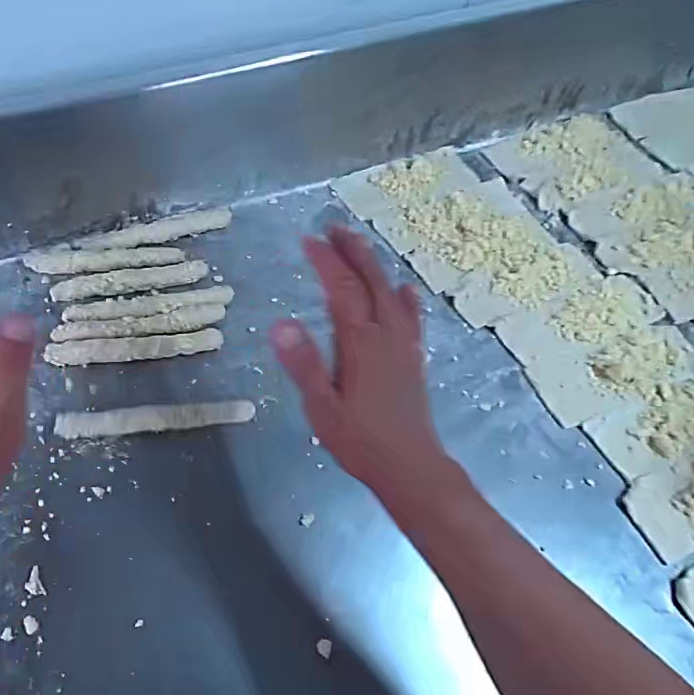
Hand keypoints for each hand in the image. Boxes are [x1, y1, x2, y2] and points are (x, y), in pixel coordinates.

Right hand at [270, 226, 449, 496]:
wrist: (410, 467)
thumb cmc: (358, 439)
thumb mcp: (321, 405)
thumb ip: (303, 363)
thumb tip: (281, 323)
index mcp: (361, 343)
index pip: (342, 290)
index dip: (326, 262)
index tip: (308, 240)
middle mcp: (387, 336)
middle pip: (372, 282)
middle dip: (353, 252)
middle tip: (335, 227)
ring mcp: (404, 347)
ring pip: (392, 294)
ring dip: (375, 266)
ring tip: (361, 245)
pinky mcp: (412, 359)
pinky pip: (410, 317)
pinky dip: (404, 296)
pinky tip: (403, 289)